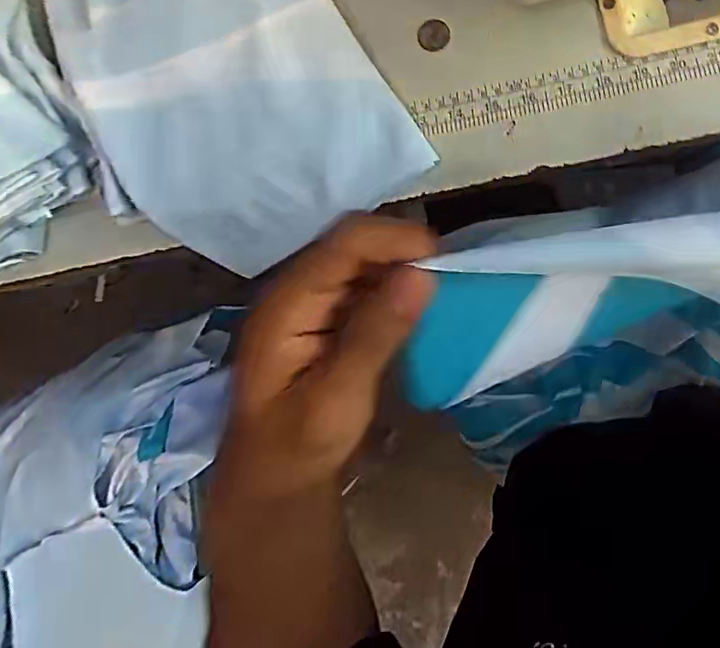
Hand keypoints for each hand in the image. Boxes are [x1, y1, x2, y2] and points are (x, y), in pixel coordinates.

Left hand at [204, 216, 435, 647]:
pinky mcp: (328, 310)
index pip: (344, 242)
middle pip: (354, 239)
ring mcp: (311, 298)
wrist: (272, 482)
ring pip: (364, 253)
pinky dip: (396, 278)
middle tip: (447, 271)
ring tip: (439, 283)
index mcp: (287, 303)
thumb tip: (421, 273)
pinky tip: (416, 300)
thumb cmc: (299, 446)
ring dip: (402, 260)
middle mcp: (296, 288)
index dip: (394, 238)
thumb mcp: (339, 398)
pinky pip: (367, 275)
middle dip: (402, 245)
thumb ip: (376, 333)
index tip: (441, 259)